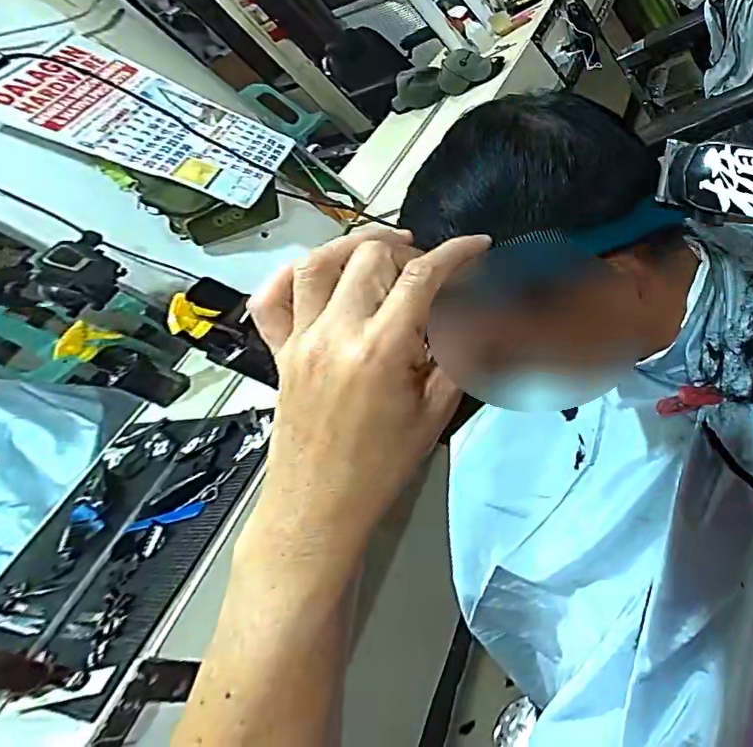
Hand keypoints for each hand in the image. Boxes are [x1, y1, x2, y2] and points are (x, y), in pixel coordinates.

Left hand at [246, 228, 491, 564]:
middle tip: (434, 265)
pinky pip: (271, 300)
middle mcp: (335, 335)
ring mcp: (301, 341)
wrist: (317, 507)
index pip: (422, 276)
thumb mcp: (438, 407)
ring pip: (318, 263)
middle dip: (410, 248)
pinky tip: (319, 271)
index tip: (477, 246)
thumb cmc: (382, 463)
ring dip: (356, 245)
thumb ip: (460, 352)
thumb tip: (481, 313)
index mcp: (381, 349)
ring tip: (386, 249)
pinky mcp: (280, 353)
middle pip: (370, 257)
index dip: (456, 252)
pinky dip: (293, 273)